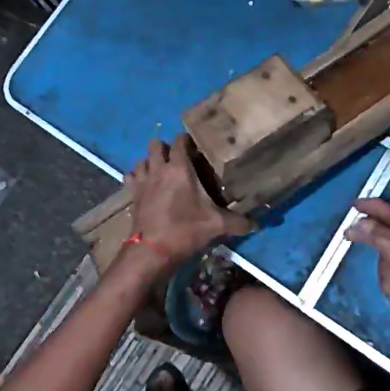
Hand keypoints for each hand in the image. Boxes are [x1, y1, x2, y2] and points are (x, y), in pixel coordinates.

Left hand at [127, 136, 251, 266]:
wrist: (152, 251)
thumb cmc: (185, 229)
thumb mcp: (217, 225)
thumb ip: (238, 222)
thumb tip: (257, 224)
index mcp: (179, 168)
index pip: (180, 141)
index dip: (188, 140)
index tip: (197, 146)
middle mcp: (158, 169)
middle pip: (156, 144)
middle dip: (166, 147)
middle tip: (179, 159)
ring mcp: (142, 181)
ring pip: (142, 159)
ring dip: (151, 161)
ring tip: (162, 170)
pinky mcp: (133, 195)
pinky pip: (132, 177)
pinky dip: (138, 176)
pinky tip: (146, 185)